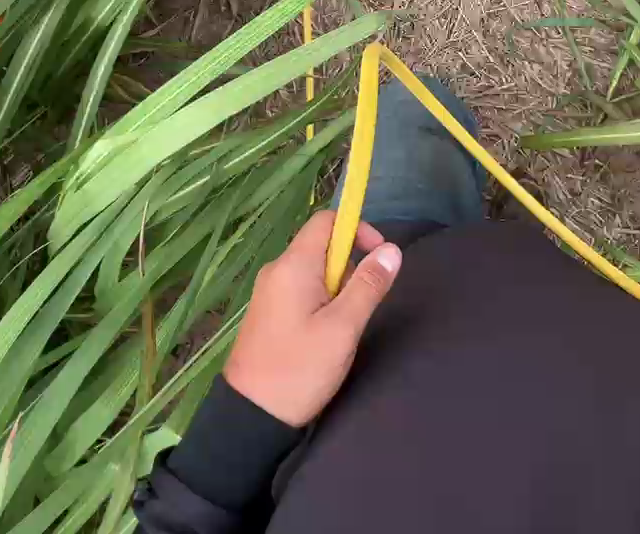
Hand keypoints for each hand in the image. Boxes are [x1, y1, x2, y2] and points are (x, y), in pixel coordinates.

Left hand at [223, 210, 401, 427]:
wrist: (248, 418)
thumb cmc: (299, 369)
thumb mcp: (343, 328)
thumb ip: (368, 285)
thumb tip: (392, 250)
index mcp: (293, 265)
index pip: (326, 221)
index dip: (357, 229)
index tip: (379, 257)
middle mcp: (277, 270)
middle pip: (322, 245)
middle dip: (349, 267)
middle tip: (358, 306)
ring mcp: (268, 291)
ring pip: (313, 270)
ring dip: (336, 288)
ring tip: (339, 329)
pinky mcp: (267, 312)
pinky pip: (300, 289)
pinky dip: (319, 301)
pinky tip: (322, 336)